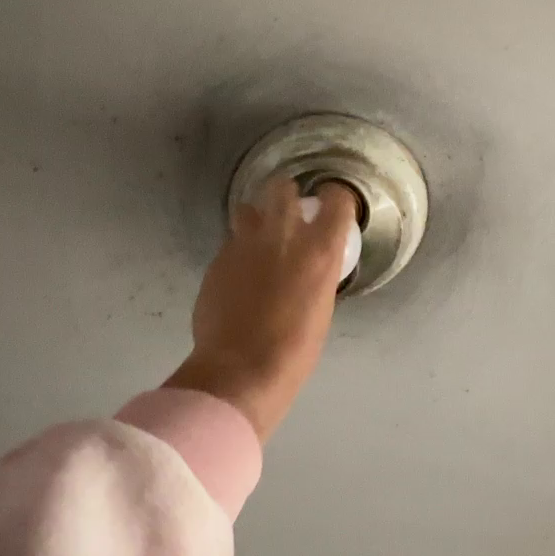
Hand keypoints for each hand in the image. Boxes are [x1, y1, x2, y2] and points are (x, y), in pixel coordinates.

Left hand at [162, 177, 356, 440]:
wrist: (242, 368)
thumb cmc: (296, 348)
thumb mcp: (321, 306)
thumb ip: (315, 274)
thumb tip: (307, 267)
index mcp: (320, 249)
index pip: (337, 199)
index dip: (335, 200)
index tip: (332, 208)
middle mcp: (284, 235)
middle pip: (282, 187)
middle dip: (285, 194)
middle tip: (288, 213)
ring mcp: (244, 244)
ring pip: (247, 209)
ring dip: (255, 218)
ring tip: (258, 241)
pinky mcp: (217, 259)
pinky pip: (230, 244)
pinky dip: (238, 253)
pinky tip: (238, 278)